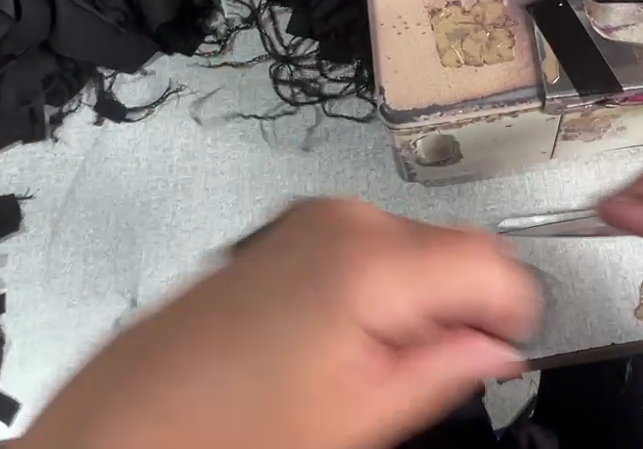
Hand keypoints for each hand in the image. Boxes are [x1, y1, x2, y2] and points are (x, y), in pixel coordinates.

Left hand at [17, 198, 539, 448]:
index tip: (511, 343)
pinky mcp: (296, 225)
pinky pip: (373, 242)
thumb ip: (444, 368)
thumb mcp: (359, 415)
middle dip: (462, 303)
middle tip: (435, 369)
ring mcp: (316, 216)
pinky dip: (384, 282)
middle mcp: (346, 218)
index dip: (513, 305)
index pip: (488, 259)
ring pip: (414, 245)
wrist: (128, 418)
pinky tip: (348, 335)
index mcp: (369, 260)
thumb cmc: (227, 430)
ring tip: (378, 363)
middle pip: (453, 246)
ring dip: (422, 295)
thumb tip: (497, 346)